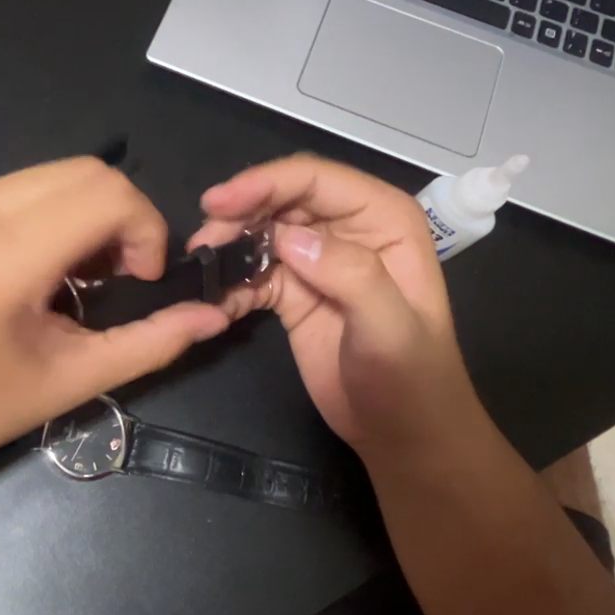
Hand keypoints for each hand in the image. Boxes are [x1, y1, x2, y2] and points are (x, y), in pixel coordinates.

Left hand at [0, 158, 229, 469]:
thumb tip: (215, 314)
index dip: (146, 229)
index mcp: (2, 260)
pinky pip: (32, 182)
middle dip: (126, 217)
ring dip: (95, 212)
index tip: (141, 280)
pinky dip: (63, 211)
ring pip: (63, 171)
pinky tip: (55, 261)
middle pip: (90, 172)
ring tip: (89, 272)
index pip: (106, 195)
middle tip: (123, 275)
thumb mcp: (75, 379)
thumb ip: (153, 342)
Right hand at [188, 155, 471, 457]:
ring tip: (202, 265)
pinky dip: (231, 280)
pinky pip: (253, 269)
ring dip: (228, 243)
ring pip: (261, 229)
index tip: (219, 203)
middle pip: (281, 198)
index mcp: (383, 219)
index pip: (316, 179)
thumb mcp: (391, 329)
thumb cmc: (411, 381)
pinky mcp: (293, 288)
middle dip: (239, 211)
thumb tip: (288, 238)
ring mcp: (318, 257)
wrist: (402, 435)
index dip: (265, 183)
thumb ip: (350, 275)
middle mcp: (348, 227)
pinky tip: (216, 300)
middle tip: (203, 240)